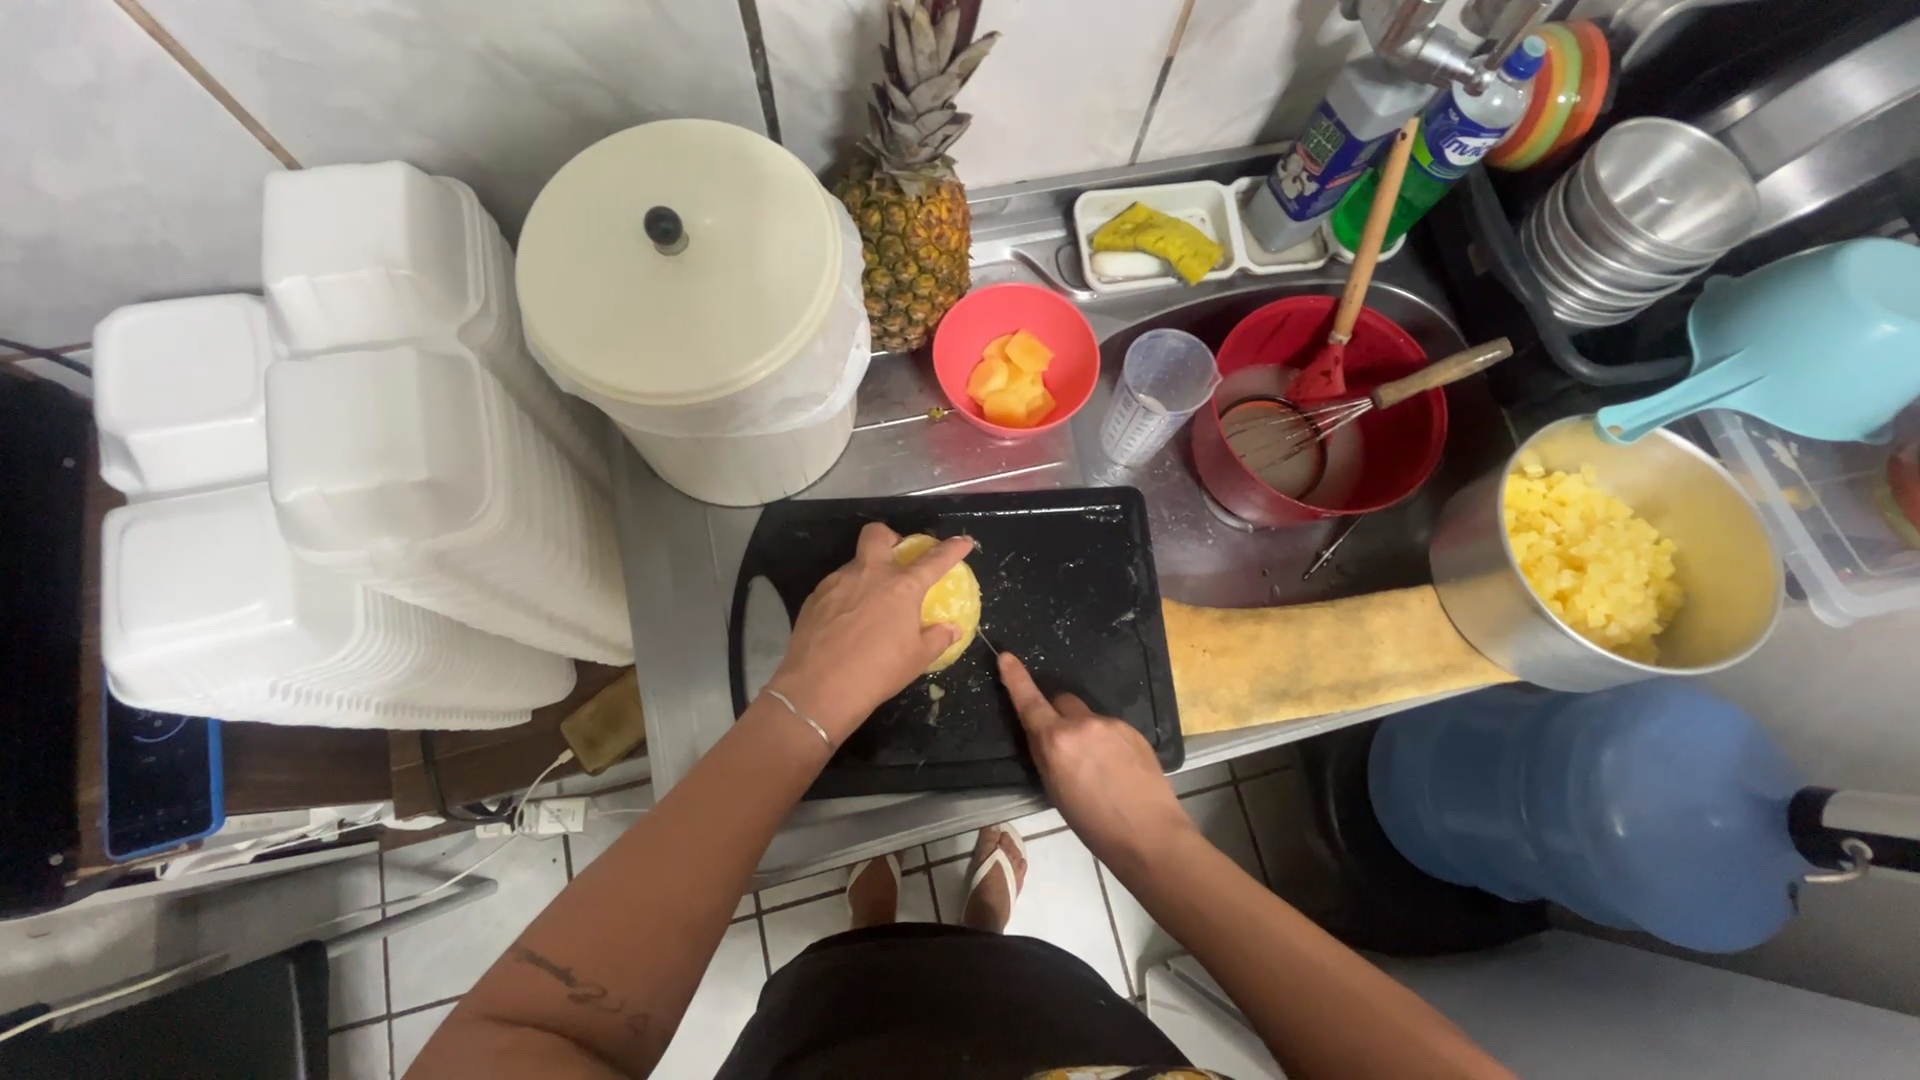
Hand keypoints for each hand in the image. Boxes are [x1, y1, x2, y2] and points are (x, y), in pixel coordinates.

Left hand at [766, 522, 974, 742]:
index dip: (952, 548)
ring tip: (870, 606)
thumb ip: (938, 639)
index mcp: (901, 586)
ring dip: (866, 574)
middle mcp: (869, 574)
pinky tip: (846, 623)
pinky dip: (846, 597)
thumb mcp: (917, 660)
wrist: (818, 689)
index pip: (934, 559)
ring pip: (854, 563)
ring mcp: (837, 583)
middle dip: (890, 538)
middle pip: (878, 534)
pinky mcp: (814, 598)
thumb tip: (951, 629)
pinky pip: (835, 587)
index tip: (963, 541)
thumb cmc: (877, 672)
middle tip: (897, 561)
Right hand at [997, 652, 1193, 872]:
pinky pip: (1110, 728)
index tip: (1006, 657)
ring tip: (1098, 768)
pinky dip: (1107, 741)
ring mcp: (1112, 724)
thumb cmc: (1093, 823)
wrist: (1149, 834)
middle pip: (1062, 701)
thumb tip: (1042, 734)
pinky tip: (1118, 769)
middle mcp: (1082, 724)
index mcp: (1056, 741)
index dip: (1016, 678)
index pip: (1029, 701)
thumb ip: (1045, 754)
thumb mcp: (1054, 790)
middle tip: (1062, 745)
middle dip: (1057, 714)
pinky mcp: (1134, 731)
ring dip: (1085, 731)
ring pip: (1088, 717)